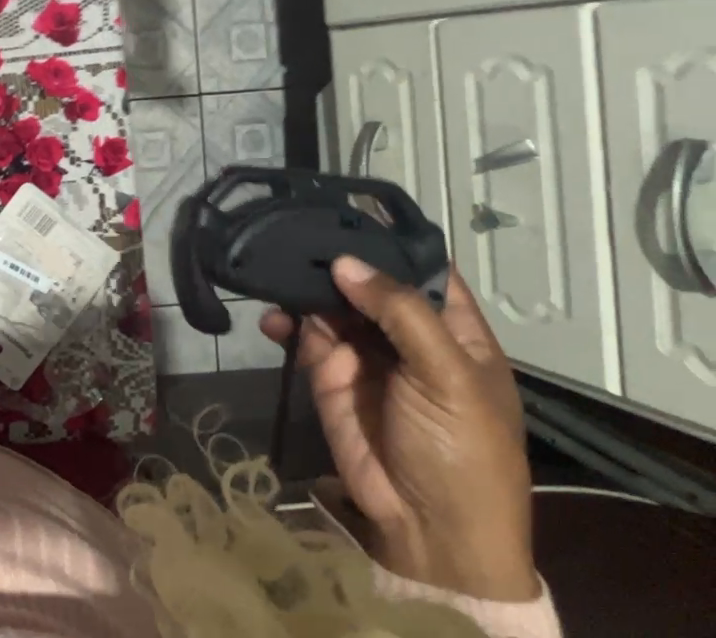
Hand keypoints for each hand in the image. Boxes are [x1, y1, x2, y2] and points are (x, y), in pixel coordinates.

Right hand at [262, 257, 538, 601]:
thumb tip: (345, 263)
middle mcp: (407, 336)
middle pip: (367, 283)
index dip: (391, 242)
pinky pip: (302, 336)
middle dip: (334, 261)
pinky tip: (271, 319)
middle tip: (290, 235)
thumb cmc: (461, 448)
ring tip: (274, 274)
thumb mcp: (447, 377)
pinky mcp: (327, 375)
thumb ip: (400, 315)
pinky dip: (284, 323)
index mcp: (454, 332)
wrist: (426, 522)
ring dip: (303, 289)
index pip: (424, 272)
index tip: (347, 210)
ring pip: (329, 305)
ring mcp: (364, 354)